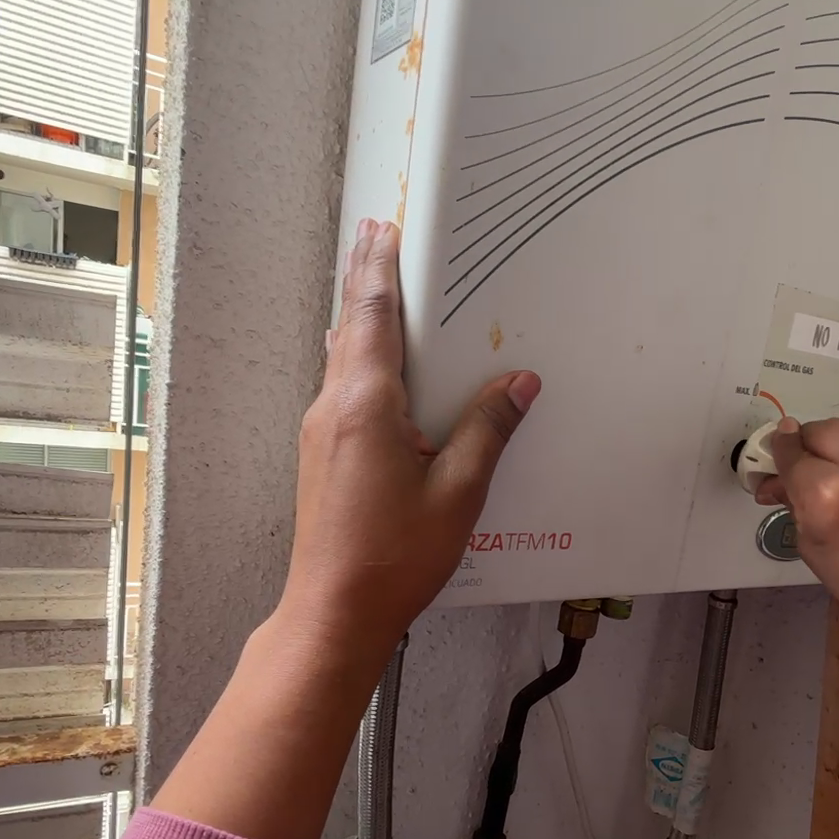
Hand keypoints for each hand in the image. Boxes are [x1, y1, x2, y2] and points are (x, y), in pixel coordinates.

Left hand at [283, 219, 540, 653]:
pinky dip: (357, 360)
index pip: (370, 316)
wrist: (335, 610)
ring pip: (340, 359)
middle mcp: (331, 410)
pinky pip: (339, 390)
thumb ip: (487, 429)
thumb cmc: (396, 556)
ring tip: (377, 293)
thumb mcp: (458, 491)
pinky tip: (374, 370)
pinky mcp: (320, 457)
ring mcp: (319, 434)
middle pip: (348, 328)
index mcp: (364, 406)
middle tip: (377, 240)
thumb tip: (520, 382)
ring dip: (358, 320)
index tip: (381, 228)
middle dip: (364, 282)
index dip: (377, 268)